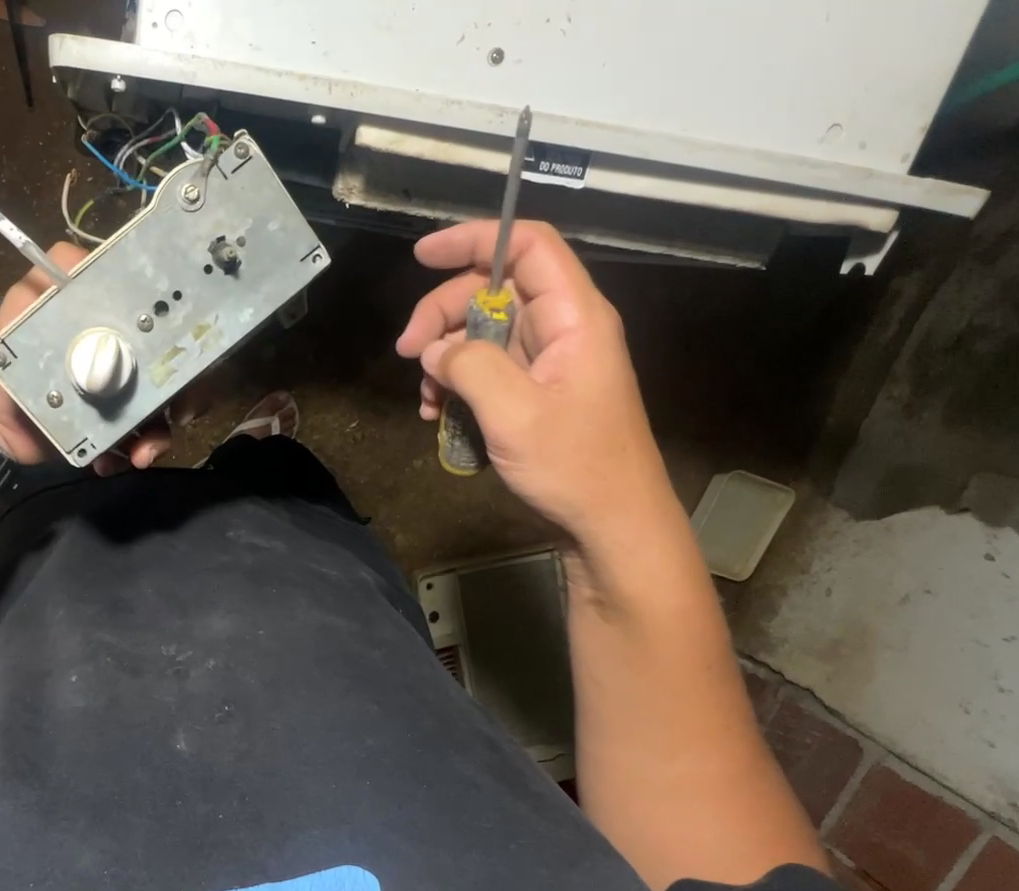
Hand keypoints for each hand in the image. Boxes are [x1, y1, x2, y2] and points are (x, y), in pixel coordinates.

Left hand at [0, 241, 176, 473]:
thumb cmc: (0, 366)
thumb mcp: (13, 319)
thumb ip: (35, 292)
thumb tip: (69, 263)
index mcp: (106, 315)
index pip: (160, 311)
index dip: (182, 331)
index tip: (185, 354)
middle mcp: (124, 347)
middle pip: (177, 362)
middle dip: (185, 393)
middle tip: (177, 416)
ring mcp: (125, 388)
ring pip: (166, 404)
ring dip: (160, 432)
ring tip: (140, 454)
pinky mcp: (118, 422)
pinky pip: (144, 435)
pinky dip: (135, 451)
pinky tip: (110, 462)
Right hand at [395, 221, 678, 550]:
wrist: (613, 523)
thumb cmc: (575, 466)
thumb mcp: (515, 414)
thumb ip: (470, 367)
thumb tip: (435, 349)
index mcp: (574, 317)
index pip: (529, 247)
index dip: (475, 239)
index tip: (422, 256)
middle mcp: (562, 328)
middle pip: (494, 290)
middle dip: (442, 313)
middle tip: (406, 353)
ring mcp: (548, 361)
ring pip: (484, 331)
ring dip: (445, 356)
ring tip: (424, 397)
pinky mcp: (536, 391)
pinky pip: (487, 369)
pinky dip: (457, 384)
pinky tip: (436, 414)